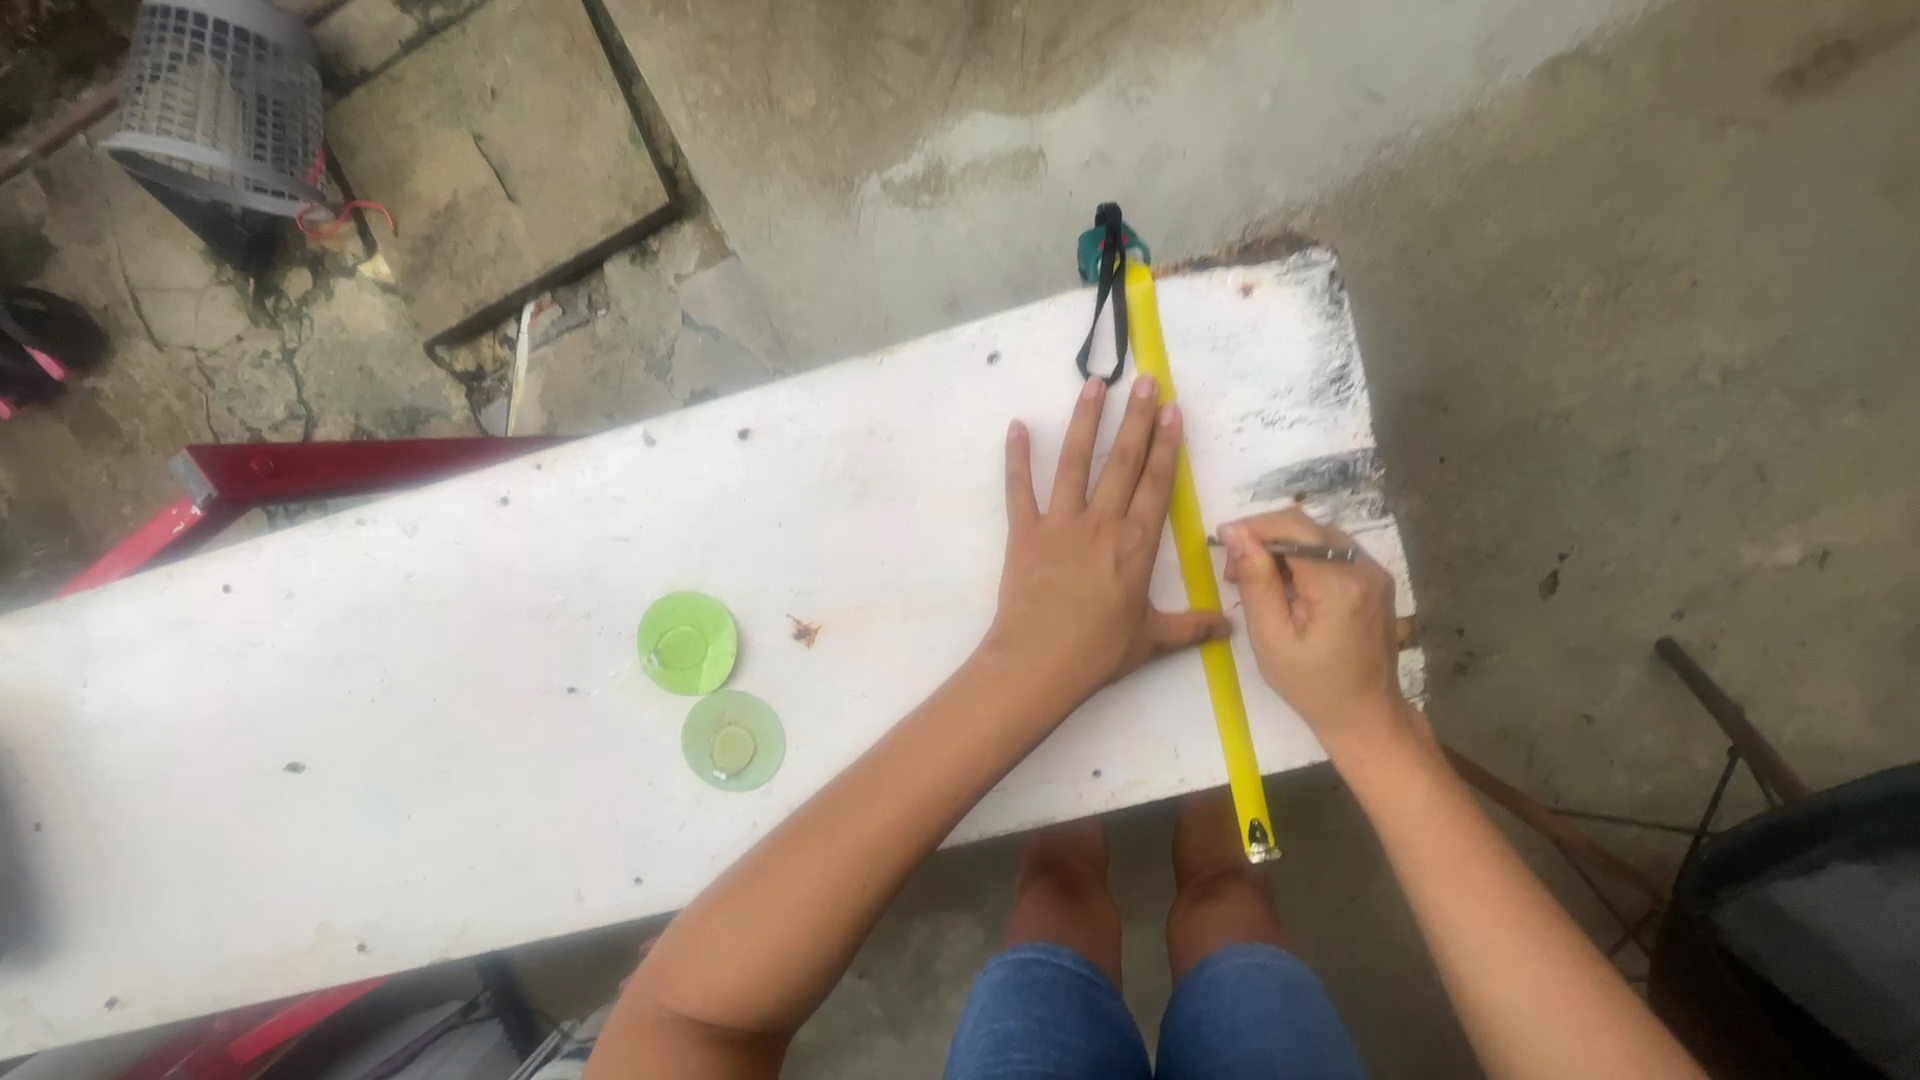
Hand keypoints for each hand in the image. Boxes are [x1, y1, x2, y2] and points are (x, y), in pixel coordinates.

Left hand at [983, 376, 1229, 713]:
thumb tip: (1230, 627)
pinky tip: (1017, 427)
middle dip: (1136, 418)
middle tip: (1145, 381)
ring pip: (1075, 462)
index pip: (1157, 483)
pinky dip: (1016, 457)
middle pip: (1123, 462)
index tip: (1172, 410)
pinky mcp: (1023, 532)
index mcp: (1136, 543)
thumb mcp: (1151, 640)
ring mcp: (1060, 523)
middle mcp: (1101, 523)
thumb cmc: (1098, 652)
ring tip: (1093, 385)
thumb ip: (1191, 627)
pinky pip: (1019, 489)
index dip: (1166, 444)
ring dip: (1085, 421)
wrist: (1038, 663)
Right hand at [1219, 509, 1408, 745]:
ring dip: (1284, 546)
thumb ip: (1255, 581)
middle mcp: (1365, 568)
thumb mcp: (1270, 637)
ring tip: (1259, 580)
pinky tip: (1288, 585)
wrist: (1365, 714)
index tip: (1222, 542)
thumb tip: (1234, 533)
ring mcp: (1376, 573)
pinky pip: (1334, 551)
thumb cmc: (1311, 685)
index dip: (1253, 528)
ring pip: (1320, 535)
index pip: (1292, 528)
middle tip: (1235, 571)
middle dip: (1265, 538)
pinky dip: (1305, 557)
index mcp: (1339, 584)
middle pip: (1306, 527)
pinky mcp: (1377, 580)